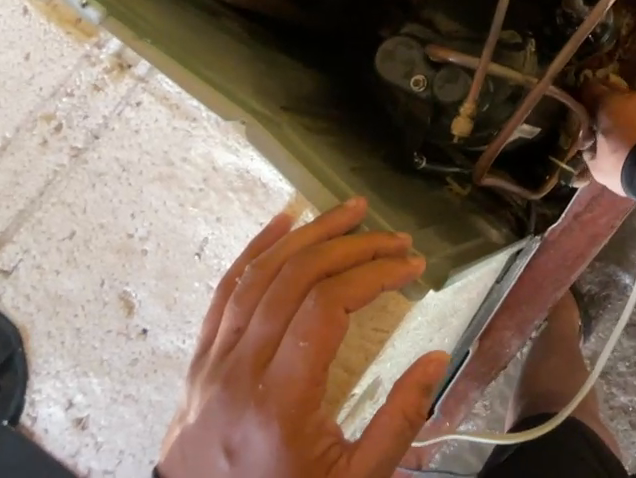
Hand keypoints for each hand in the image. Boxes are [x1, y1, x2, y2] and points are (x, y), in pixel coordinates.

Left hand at [159, 198, 449, 477]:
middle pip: (295, 279)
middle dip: (354, 247)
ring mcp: (210, 367)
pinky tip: (284, 222)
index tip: (414, 267)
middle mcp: (237, 375)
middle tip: (398, 240)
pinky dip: (255, 250)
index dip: (375, 273)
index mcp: (278, 405)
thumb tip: (437, 358)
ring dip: (310, 234)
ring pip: (258, 276)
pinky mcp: (198, 366)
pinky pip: (223, 294)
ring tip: (354, 211)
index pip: (326, 307)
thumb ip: (399, 424)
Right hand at [579, 81, 635, 195]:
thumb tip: (590, 143)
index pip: (591, 89)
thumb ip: (590, 148)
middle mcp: (631, 96)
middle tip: (608, 120)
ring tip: (635, 132)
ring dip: (634, 113)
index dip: (586, 97)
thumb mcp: (597, 165)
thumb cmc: (624, 165)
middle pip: (616, 92)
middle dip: (611, 104)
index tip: (585, 107)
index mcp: (608, 104)